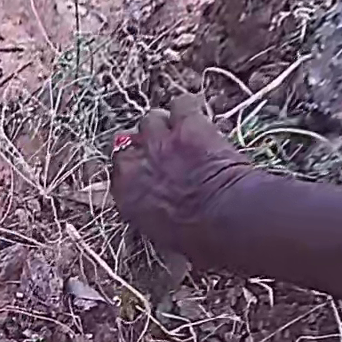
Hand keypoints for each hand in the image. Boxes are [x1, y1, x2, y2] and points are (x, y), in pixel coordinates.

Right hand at [111, 94, 258, 265]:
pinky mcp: (187, 124)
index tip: (145, 170)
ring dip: (163, 125)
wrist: (223, 219)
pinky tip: (198, 119)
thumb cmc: (194, 238)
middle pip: (128, 142)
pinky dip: (188, 109)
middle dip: (143, 145)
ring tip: (179, 132)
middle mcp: (133, 164)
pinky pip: (181, 104)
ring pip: (150, 119)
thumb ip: (148, 211)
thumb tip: (155, 211)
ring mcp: (159, 141)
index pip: (118, 170)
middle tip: (162, 151)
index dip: (133, 167)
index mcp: (125, 195)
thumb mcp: (159, 233)